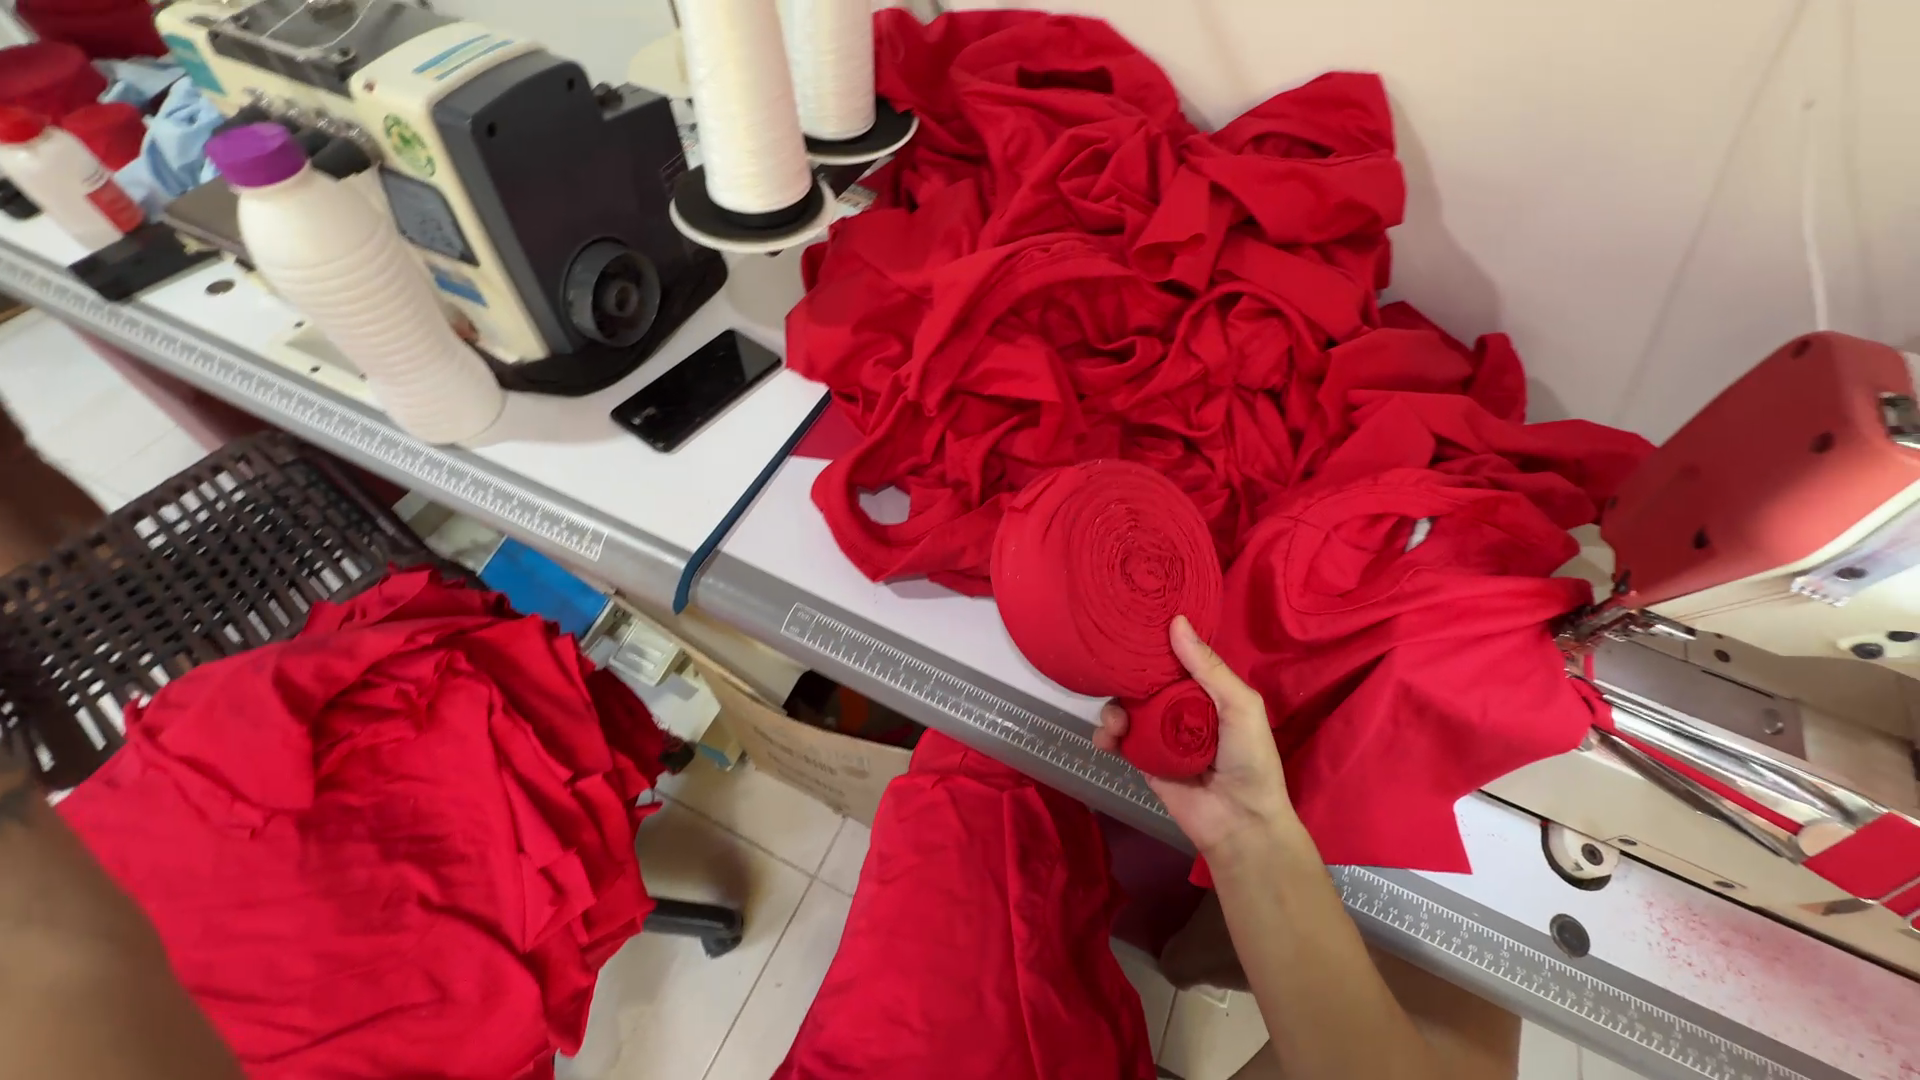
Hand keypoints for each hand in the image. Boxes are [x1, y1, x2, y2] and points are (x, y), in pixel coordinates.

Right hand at [1094, 615, 1296, 860]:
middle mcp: (1178, 708)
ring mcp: (1158, 735)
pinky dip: (1106, 736)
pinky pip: (1118, 741)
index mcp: (1205, 691)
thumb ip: (1209, 667)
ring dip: (1113, 710)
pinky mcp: (1142, 760)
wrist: (1240, 824)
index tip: (1131, 626)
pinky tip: (1107, 740)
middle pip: (1143, 682)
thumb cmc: (1250, 760)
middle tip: (1115, 677)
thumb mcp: (1240, 705)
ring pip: (1125, 709)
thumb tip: (1176, 622)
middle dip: (1126, 678)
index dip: (1153, 644)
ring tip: (1117, 723)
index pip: (1173, 659)